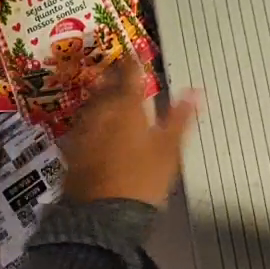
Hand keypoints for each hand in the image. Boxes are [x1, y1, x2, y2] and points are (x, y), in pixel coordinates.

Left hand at [58, 62, 198, 208]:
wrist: (103, 215)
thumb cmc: (142, 178)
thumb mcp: (169, 149)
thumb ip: (180, 117)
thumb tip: (196, 91)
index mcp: (126, 107)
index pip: (129, 75)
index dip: (133, 62)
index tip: (135, 53)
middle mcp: (101, 113)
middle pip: (106, 88)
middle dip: (114, 78)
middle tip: (121, 72)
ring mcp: (84, 132)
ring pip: (92, 105)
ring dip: (100, 97)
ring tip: (108, 95)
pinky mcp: (73, 151)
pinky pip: (83, 126)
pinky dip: (92, 120)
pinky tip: (96, 127)